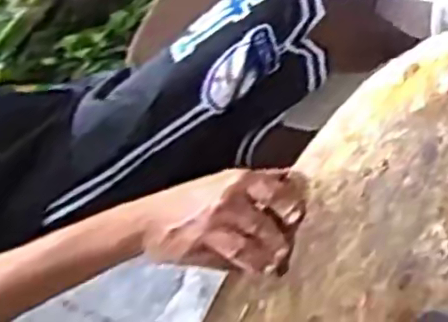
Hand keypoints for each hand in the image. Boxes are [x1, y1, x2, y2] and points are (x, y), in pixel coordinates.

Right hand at [132, 168, 307, 273]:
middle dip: (277, 238)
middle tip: (289, 249)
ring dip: (260, 257)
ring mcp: (210, 228)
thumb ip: (261, 179)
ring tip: (274, 265)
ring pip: (243, 245)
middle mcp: (229, 202)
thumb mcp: (231, 177)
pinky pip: (222, 260)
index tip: (299, 216)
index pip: (274, 191)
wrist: (148, 218)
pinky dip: (238, 266)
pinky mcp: (194, 251)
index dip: (289, 204)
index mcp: (243, 180)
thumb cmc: (196, 194)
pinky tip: (249, 270)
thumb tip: (293, 179)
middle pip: (260, 223)